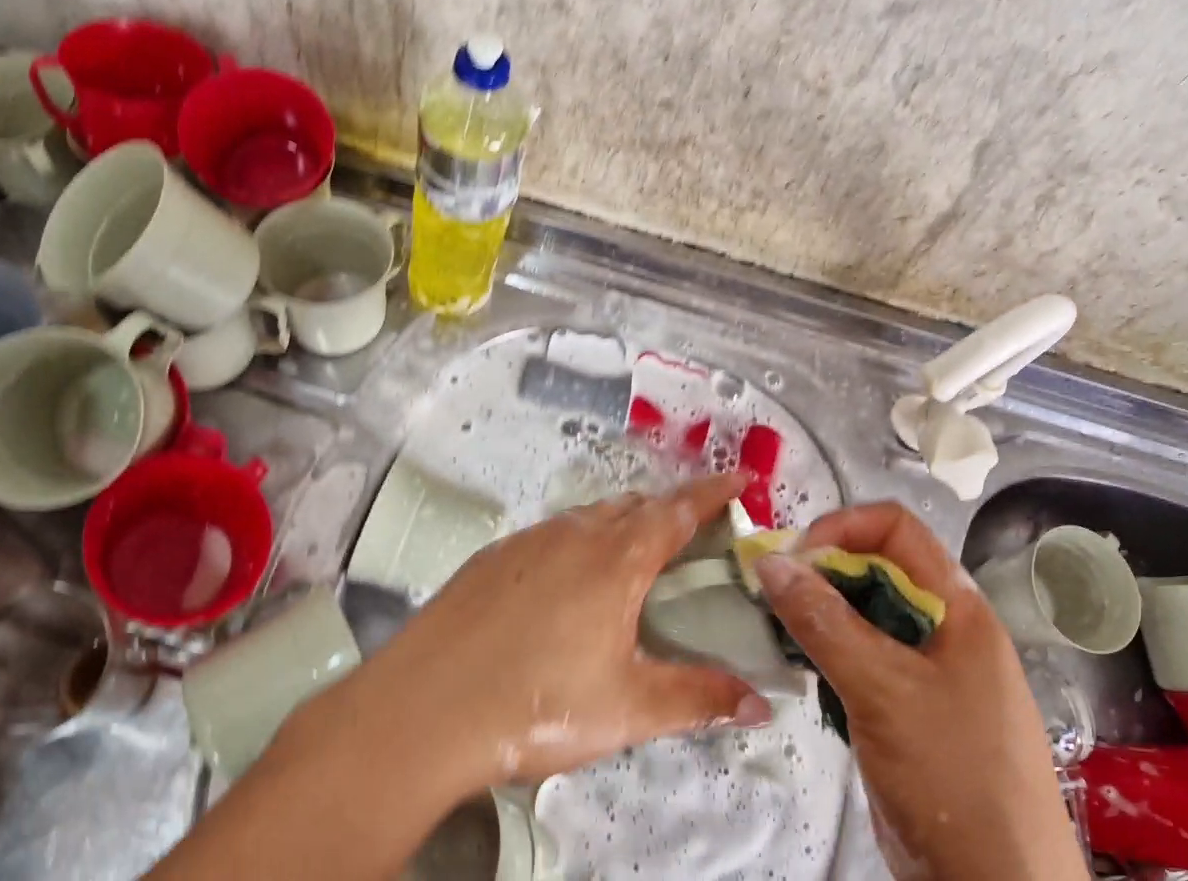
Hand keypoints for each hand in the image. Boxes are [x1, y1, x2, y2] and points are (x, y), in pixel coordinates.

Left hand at [307, 472, 773, 796]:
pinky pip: (548, 536)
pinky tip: (565, 584)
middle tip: (691, 534)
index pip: (676, 512)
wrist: (426, 708)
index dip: (712, 493)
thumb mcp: (629, 709)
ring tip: (632, 558)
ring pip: (586, 518)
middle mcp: (572, 536)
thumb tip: (760, 703)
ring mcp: (524, 543)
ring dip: (618, 526)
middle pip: (631, 507)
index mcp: (615, 561)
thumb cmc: (538, 705)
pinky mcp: (490, 559)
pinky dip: (575, 544)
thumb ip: (698, 698)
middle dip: (666, 511)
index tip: (739, 478)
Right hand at [754, 504, 1085, 880]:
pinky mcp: (904, 709)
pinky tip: (797, 670)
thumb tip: (769, 560)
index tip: (793, 560)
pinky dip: (824, 654)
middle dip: (819, 572)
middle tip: (771, 597)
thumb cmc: (951, 773)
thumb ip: (824, 622)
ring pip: (861, 616)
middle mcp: (941, 629)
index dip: (842, 529)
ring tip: (775, 632)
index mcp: (956, 607)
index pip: (896, 528)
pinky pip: (858, 659)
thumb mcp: (883, 689)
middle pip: (874, 569)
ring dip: (816, 615)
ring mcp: (924, 671)